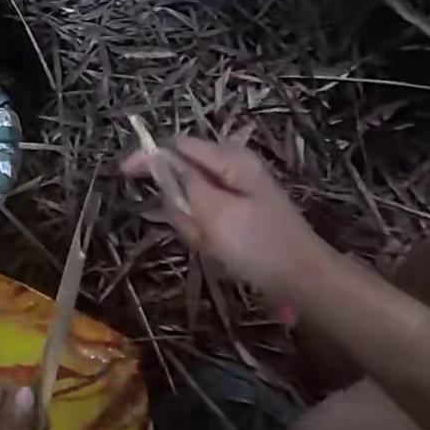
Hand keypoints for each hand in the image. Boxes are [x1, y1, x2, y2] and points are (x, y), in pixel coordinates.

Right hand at [123, 136, 346, 294]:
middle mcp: (232, 170)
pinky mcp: (238, 216)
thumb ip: (185, 182)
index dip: (149, 157)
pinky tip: (221, 253)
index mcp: (230, 160)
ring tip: (214, 246)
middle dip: (180, 206)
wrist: (305, 282)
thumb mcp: (216, 212)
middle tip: (197, 231)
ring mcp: (236, 194)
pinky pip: (206, 221)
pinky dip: (206, 236)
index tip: (123, 173)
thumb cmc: (260, 246)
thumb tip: (159, 157)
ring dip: (194, 226)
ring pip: (191, 203)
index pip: (178, 146)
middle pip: (183, 177)